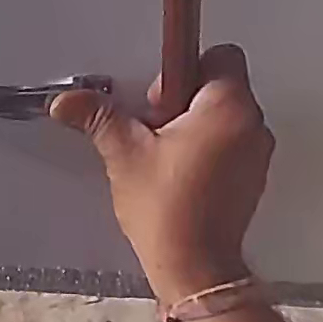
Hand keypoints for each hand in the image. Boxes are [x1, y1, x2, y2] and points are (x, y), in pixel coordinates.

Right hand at [50, 44, 272, 301]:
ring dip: (192, 128)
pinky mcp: (252, 177)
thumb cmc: (164, 207)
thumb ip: (98, 119)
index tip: (155, 105)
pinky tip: (177, 179)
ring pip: (223, 118)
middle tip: (151, 135)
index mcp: (228, 108)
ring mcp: (258, 153)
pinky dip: (204, 151)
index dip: (181, 72)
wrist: (193, 264)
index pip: (218, 56)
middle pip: (220, 87)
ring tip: (161, 161)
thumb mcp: (124, 156)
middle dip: (181, 103)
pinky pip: (229, 145)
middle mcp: (253, 124)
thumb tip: (64, 100)